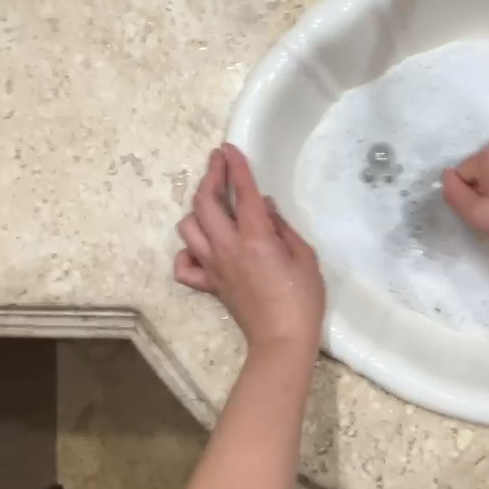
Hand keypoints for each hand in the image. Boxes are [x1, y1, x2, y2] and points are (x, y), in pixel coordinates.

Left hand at [175, 143, 325, 359]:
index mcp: (255, 238)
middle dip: (210, 177)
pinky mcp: (209, 285)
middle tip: (219, 164)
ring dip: (198, 210)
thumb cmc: (302, 300)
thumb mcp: (304, 256)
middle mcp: (227, 248)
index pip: (242, 192)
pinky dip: (188, 252)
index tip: (230, 148)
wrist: (282, 340)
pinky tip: (202, 248)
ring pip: (188, 227)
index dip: (236, 166)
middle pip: (205, 202)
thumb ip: (282, 227)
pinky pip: (184, 265)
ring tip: (214, 205)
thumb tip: (265, 208)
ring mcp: (214, 267)